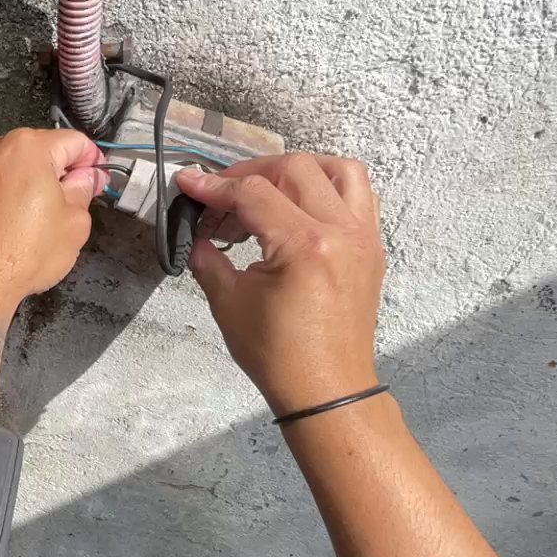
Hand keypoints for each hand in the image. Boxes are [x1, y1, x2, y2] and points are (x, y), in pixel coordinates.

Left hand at [0, 128, 105, 312]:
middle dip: (63, 172)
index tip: (98, 182)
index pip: (75, 142)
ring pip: (20, 166)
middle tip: (76, 203)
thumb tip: (87, 178)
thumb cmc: (24, 252)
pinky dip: (13, 193)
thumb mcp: (74, 221)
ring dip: (37, 183)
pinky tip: (20, 221)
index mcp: (29, 147)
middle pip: (44, 150)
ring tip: (46, 217)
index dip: (93, 162)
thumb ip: (84, 191)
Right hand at [175, 154, 383, 415]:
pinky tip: (297, 209)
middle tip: (220, 194)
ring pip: (337, 170)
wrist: (326, 388)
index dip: (212, 186)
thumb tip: (197, 232)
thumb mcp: (227, 301)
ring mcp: (363, 237)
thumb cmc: (274, 352)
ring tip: (265, 191)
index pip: (252, 193)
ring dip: (296, 171)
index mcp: (303, 245)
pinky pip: (357, 196)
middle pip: (294, 168)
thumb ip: (208, 257)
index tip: (186, 182)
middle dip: (249, 173)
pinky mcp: (371, 247)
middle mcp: (340, 231)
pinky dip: (326, 188)